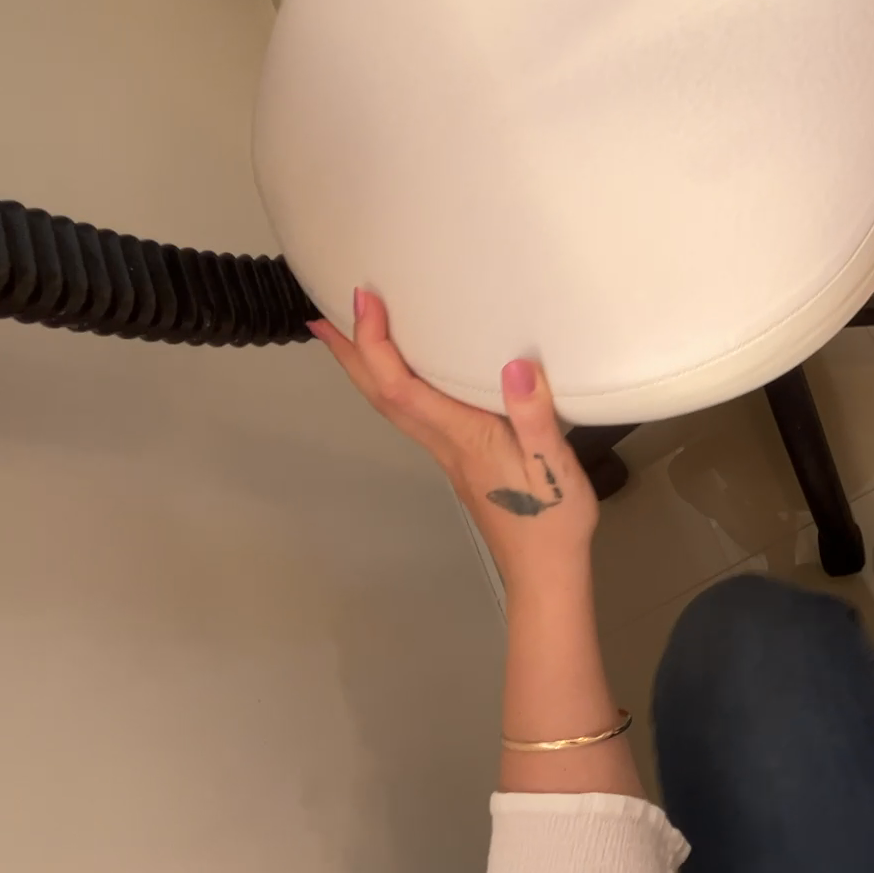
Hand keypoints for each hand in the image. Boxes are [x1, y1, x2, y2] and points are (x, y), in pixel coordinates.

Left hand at [309, 289, 598, 579]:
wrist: (545, 570)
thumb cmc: (553, 519)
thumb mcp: (554, 465)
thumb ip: (535, 417)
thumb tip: (516, 366)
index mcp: (465, 439)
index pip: (404, 388)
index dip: (377, 344)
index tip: (364, 302)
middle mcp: (447, 445)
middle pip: (383, 397)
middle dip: (350, 355)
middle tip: (320, 316)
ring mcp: (451, 457)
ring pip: (393, 408)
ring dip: (366, 371)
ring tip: (348, 339)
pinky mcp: (462, 464)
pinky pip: (415, 417)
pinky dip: (395, 388)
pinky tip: (408, 381)